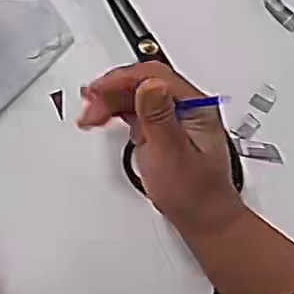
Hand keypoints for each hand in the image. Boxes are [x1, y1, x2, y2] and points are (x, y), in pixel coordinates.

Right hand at [79, 62, 293, 293]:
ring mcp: (172, 117)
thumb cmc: (195, 193)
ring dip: (109, 101)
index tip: (98, 91)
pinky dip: (114, 111)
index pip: (154, 76)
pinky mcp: (160, 127)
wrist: (202, 218)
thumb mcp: (172, 154)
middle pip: (141, 82)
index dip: (121, 79)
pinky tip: (101, 119)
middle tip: (90, 106)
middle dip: (111, 91)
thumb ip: (159, 118)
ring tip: (90, 116)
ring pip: (135, 94)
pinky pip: (134, 109)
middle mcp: (185, 107)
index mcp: (195, 107)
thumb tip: (150, 85)